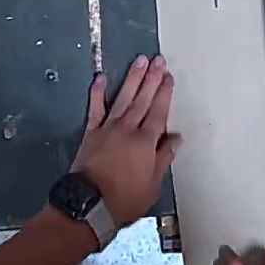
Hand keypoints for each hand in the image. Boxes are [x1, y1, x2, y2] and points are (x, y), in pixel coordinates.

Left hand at [70, 54, 181, 225]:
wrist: (89, 204)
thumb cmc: (125, 198)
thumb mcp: (153, 183)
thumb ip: (163, 157)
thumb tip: (175, 139)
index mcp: (146, 141)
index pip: (159, 112)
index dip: (165, 93)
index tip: (169, 77)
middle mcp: (128, 129)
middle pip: (143, 99)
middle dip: (152, 78)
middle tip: (159, 60)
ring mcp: (108, 128)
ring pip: (123, 98)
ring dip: (132, 78)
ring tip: (140, 61)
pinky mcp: (91, 133)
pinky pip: (95, 108)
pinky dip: (97, 92)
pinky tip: (100, 78)